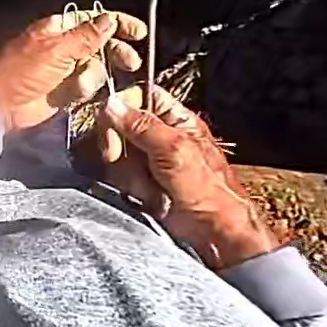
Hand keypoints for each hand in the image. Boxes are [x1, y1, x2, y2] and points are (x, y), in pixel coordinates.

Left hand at [0, 10, 146, 130]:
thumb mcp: (56, 50)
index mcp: (57, 29)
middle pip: (100, 44)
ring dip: (90, 78)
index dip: (116, 23)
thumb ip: (86, 36)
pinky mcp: (65, 91)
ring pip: (95, 69)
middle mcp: (63, 47)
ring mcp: (64, 70)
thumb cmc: (20, 72)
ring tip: (75, 86)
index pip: (93, 20)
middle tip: (129, 63)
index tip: (138, 32)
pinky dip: (83, 91)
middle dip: (114, 53)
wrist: (0, 106)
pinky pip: (86, 88)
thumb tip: (109, 19)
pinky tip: (72, 95)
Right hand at [98, 86, 284, 268]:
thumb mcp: (173, 150)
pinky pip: (120, 174)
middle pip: (120, 123)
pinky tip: (148, 194)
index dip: (122, 105)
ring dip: (127, 171)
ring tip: (149, 185)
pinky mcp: (141, 179)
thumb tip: (112, 103)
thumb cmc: (208, 189)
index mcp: (176, 118)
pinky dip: (129, 185)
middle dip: (120, 144)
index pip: (139, 95)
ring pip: (117, 151)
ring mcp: (149, 158)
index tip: (112, 120)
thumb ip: (141, 125)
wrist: (214, 232)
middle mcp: (160, 134)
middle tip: (121, 156)